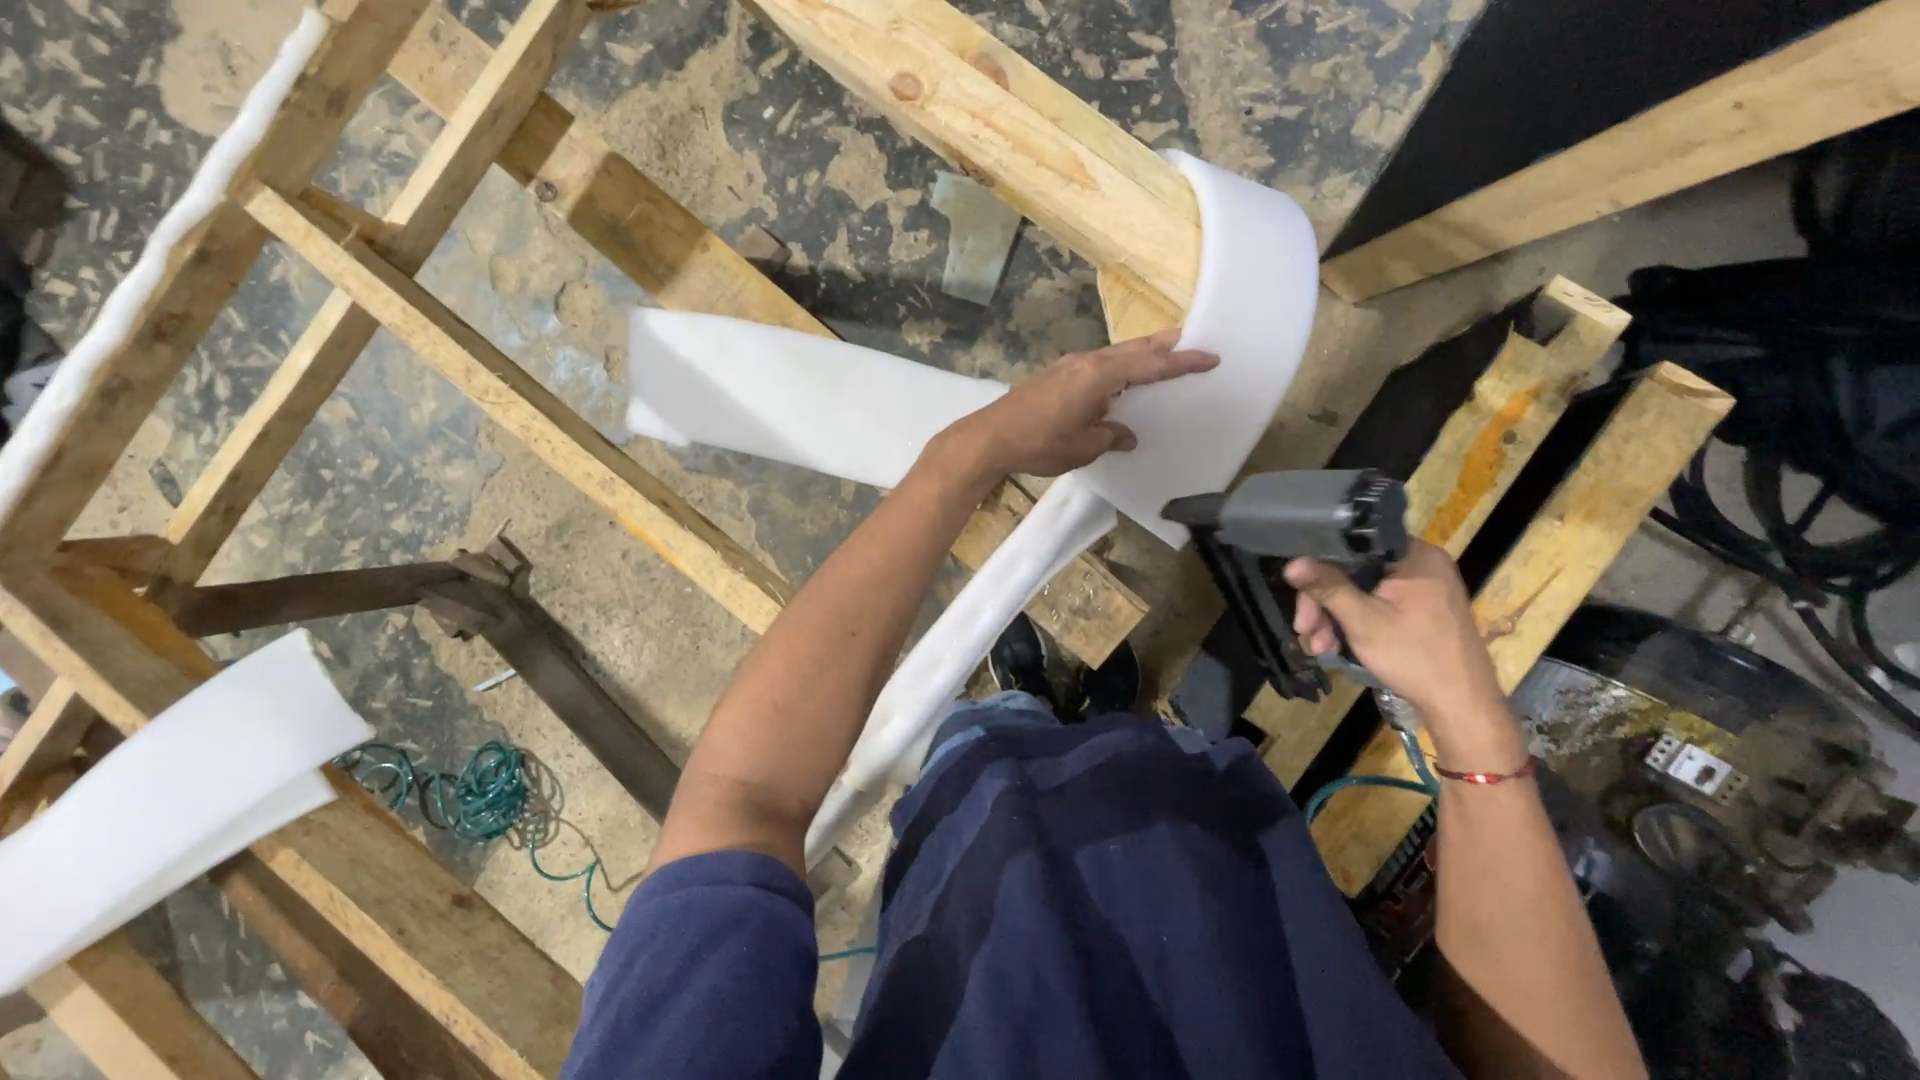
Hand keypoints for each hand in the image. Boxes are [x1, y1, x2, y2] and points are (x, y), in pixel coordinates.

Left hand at [938, 329, 1218, 478]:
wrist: (990, 437)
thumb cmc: (1039, 443)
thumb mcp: (1083, 447)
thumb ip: (1109, 437)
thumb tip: (1126, 435)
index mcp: (1099, 376)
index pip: (1150, 366)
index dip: (1181, 362)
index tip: (1210, 357)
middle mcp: (1086, 363)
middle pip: (1133, 349)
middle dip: (1163, 345)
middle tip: (1191, 339)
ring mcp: (1068, 367)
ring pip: (1114, 355)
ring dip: (1139, 354)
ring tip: (1161, 356)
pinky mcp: (1056, 376)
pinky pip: (1097, 365)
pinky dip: (1117, 367)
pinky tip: (1119, 381)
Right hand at [1286, 541, 1519, 759]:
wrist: (1461, 704)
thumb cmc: (1414, 656)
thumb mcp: (1363, 620)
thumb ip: (1327, 587)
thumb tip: (1291, 563)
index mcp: (1415, 555)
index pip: (1352, 550)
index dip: (1319, 573)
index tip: (1302, 607)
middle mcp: (1422, 564)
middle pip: (1355, 573)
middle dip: (1325, 605)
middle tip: (1305, 632)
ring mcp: (1424, 587)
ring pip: (1363, 592)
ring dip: (1335, 619)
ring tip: (1320, 648)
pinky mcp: (1422, 609)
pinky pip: (1378, 605)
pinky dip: (1356, 623)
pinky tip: (1338, 646)